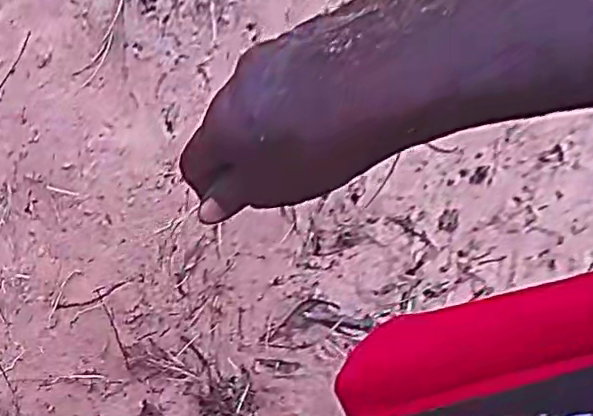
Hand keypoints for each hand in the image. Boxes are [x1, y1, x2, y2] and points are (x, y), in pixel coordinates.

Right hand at [180, 35, 402, 222]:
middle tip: (268, 176)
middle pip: (222, 127)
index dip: (209, 188)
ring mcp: (276, 53)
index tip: (229, 199)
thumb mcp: (270, 187)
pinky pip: (290, 76)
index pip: (193, 164)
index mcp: (219, 124)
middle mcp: (238, 82)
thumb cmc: (329, 139)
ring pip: (256, 100)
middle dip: (238, 153)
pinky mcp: (313, 33)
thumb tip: (212, 206)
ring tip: (305, 145)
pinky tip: (328, 115)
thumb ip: (234, 196)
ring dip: (268, 125)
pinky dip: (299, 99)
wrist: (400, 73)